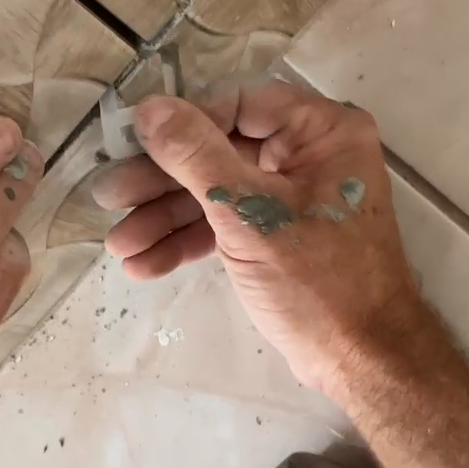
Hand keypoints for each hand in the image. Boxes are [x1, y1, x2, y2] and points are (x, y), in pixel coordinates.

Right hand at [94, 82, 427, 397]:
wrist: (359, 360)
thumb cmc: (315, 279)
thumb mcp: (248, 214)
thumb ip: (195, 156)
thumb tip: (148, 108)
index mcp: (321, 132)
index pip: (238, 107)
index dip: (182, 126)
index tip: (131, 143)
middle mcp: (308, 156)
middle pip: (218, 153)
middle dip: (161, 185)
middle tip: (108, 197)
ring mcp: (291, 198)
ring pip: (216, 194)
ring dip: (166, 220)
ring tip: (118, 245)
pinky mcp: (278, 236)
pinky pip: (227, 226)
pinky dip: (189, 243)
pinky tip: (144, 264)